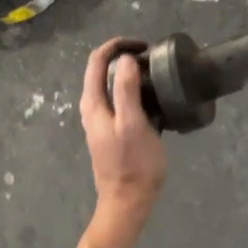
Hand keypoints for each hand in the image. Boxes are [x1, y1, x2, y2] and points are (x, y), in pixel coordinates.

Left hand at [79, 37, 167, 232]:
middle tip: (151, 57)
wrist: (128, 202)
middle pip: (101, 70)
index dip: (118, 45)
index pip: (97, 60)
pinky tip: (152, 98)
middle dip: (124, 56)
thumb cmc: (133, 163)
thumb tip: (125, 59)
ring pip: (111, 85)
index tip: (143, 45)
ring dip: (129, 73)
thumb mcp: (133, 123)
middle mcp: (93, 108)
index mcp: (94, 103)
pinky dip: (132, 90)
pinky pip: (119, 100)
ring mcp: (101, 121)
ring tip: (154, 73)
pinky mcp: (113, 130)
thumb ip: (127, 90)